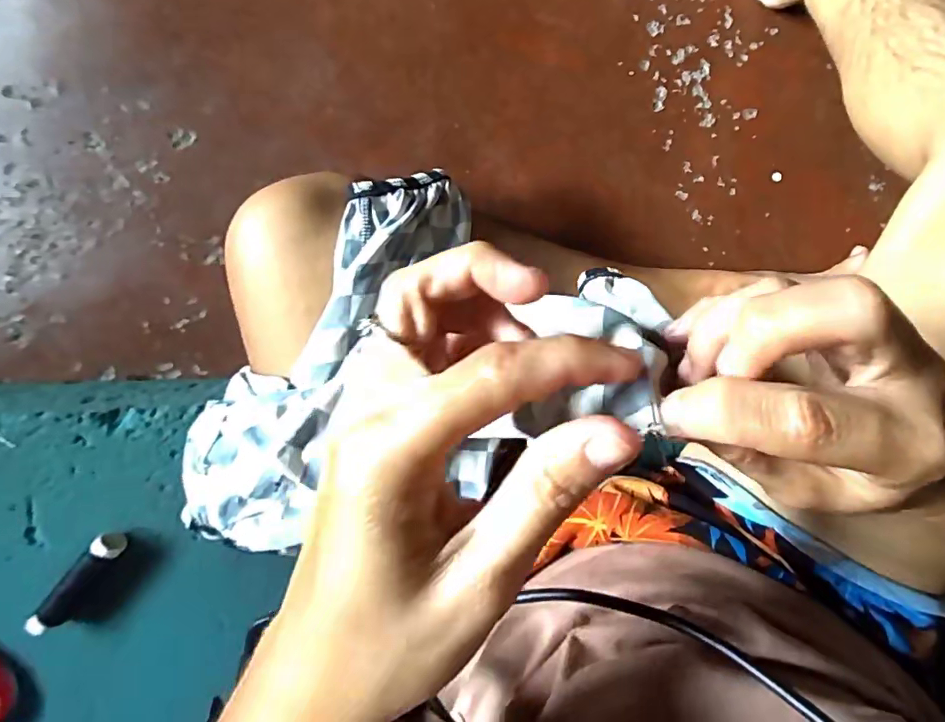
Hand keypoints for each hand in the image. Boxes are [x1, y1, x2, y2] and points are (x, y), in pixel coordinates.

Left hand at [224, 244, 645, 721]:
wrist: (317, 674)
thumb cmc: (393, 640)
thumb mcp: (480, 581)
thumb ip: (546, 492)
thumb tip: (620, 428)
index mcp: (388, 447)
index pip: (490, 370)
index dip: (568, 357)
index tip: (627, 364)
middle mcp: (366, 403)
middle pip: (412, 292)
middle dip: (481, 270)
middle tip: (544, 288)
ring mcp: (364, 402)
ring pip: (412, 303)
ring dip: (475, 293)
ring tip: (535, 327)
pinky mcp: (376, 410)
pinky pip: (418, 337)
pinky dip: (465, 323)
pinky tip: (506, 356)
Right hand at [660, 274, 944, 513]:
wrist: (922, 440)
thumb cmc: (864, 479)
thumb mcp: (813, 494)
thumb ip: (753, 456)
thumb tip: (682, 413)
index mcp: (904, 442)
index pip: (811, 418)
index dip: (729, 410)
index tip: (674, 414)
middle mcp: (909, 366)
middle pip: (845, 309)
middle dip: (751, 331)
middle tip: (701, 374)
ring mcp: (880, 317)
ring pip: (796, 286)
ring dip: (724, 319)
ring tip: (692, 365)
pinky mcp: (840, 291)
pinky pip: (774, 282)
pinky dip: (722, 306)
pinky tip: (693, 336)